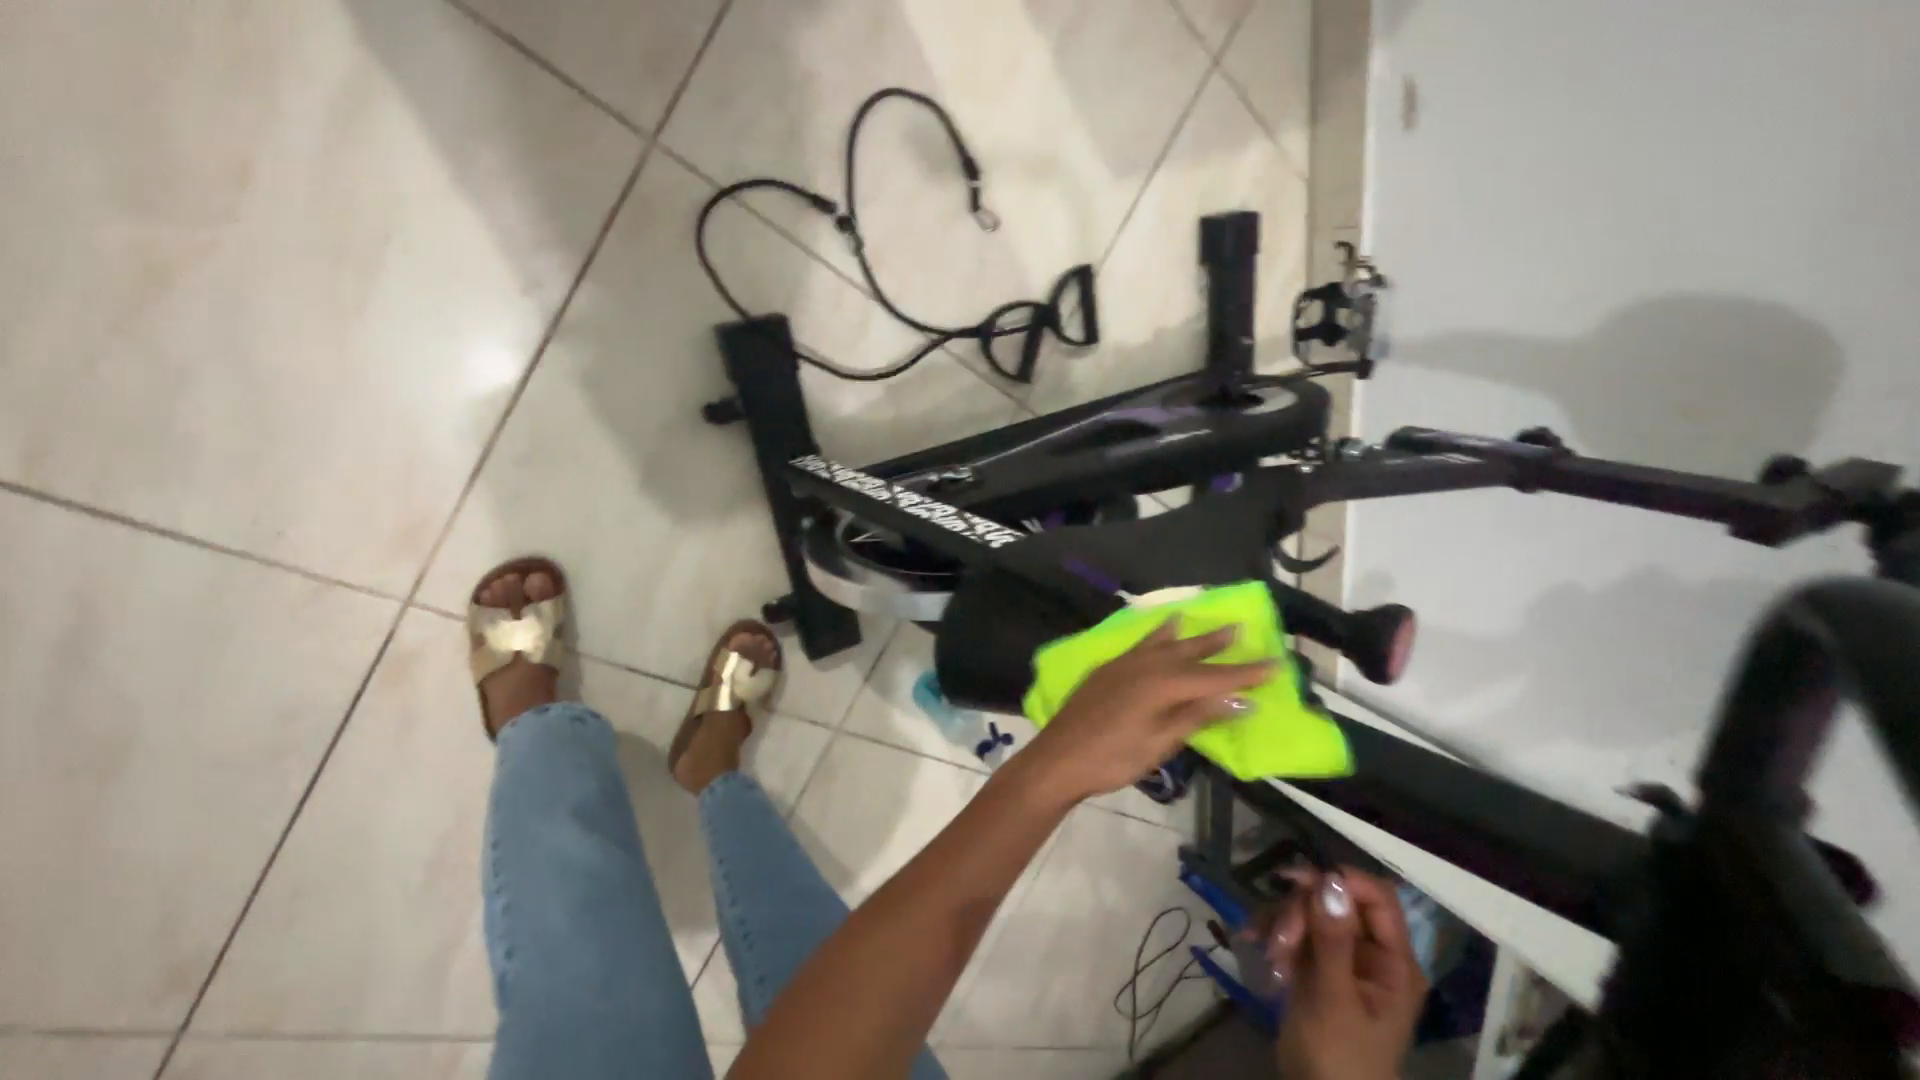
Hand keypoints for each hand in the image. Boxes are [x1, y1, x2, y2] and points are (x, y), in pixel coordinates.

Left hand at [1024, 622, 1273, 800]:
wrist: (1058, 758)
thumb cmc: (1114, 758)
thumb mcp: (1162, 742)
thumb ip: (1198, 716)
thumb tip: (1240, 701)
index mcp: (1164, 684)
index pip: (1215, 677)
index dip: (1245, 673)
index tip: (1275, 663)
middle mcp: (1146, 665)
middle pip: (1189, 652)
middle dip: (1217, 643)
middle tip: (1241, 627)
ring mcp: (1123, 664)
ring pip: (1163, 643)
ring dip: (1187, 635)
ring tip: (1202, 622)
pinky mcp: (1107, 669)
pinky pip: (1141, 644)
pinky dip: (1156, 635)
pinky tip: (1160, 632)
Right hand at [1275, 869, 1427, 1079]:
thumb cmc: (1339, 1060)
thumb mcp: (1334, 999)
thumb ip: (1332, 938)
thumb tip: (1331, 880)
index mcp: (1393, 962)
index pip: (1377, 897)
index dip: (1342, 881)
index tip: (1299, 883)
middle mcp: (1371, 955)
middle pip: (1336, 903)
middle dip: (1301, 912)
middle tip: (1278, 939)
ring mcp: (1341, 961)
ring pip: (1310, 915)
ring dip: (1283, 924)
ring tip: (1268, 954)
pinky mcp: (1315, 970)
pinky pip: (1295, 935)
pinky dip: (1274, 936)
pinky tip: (1257, 947)